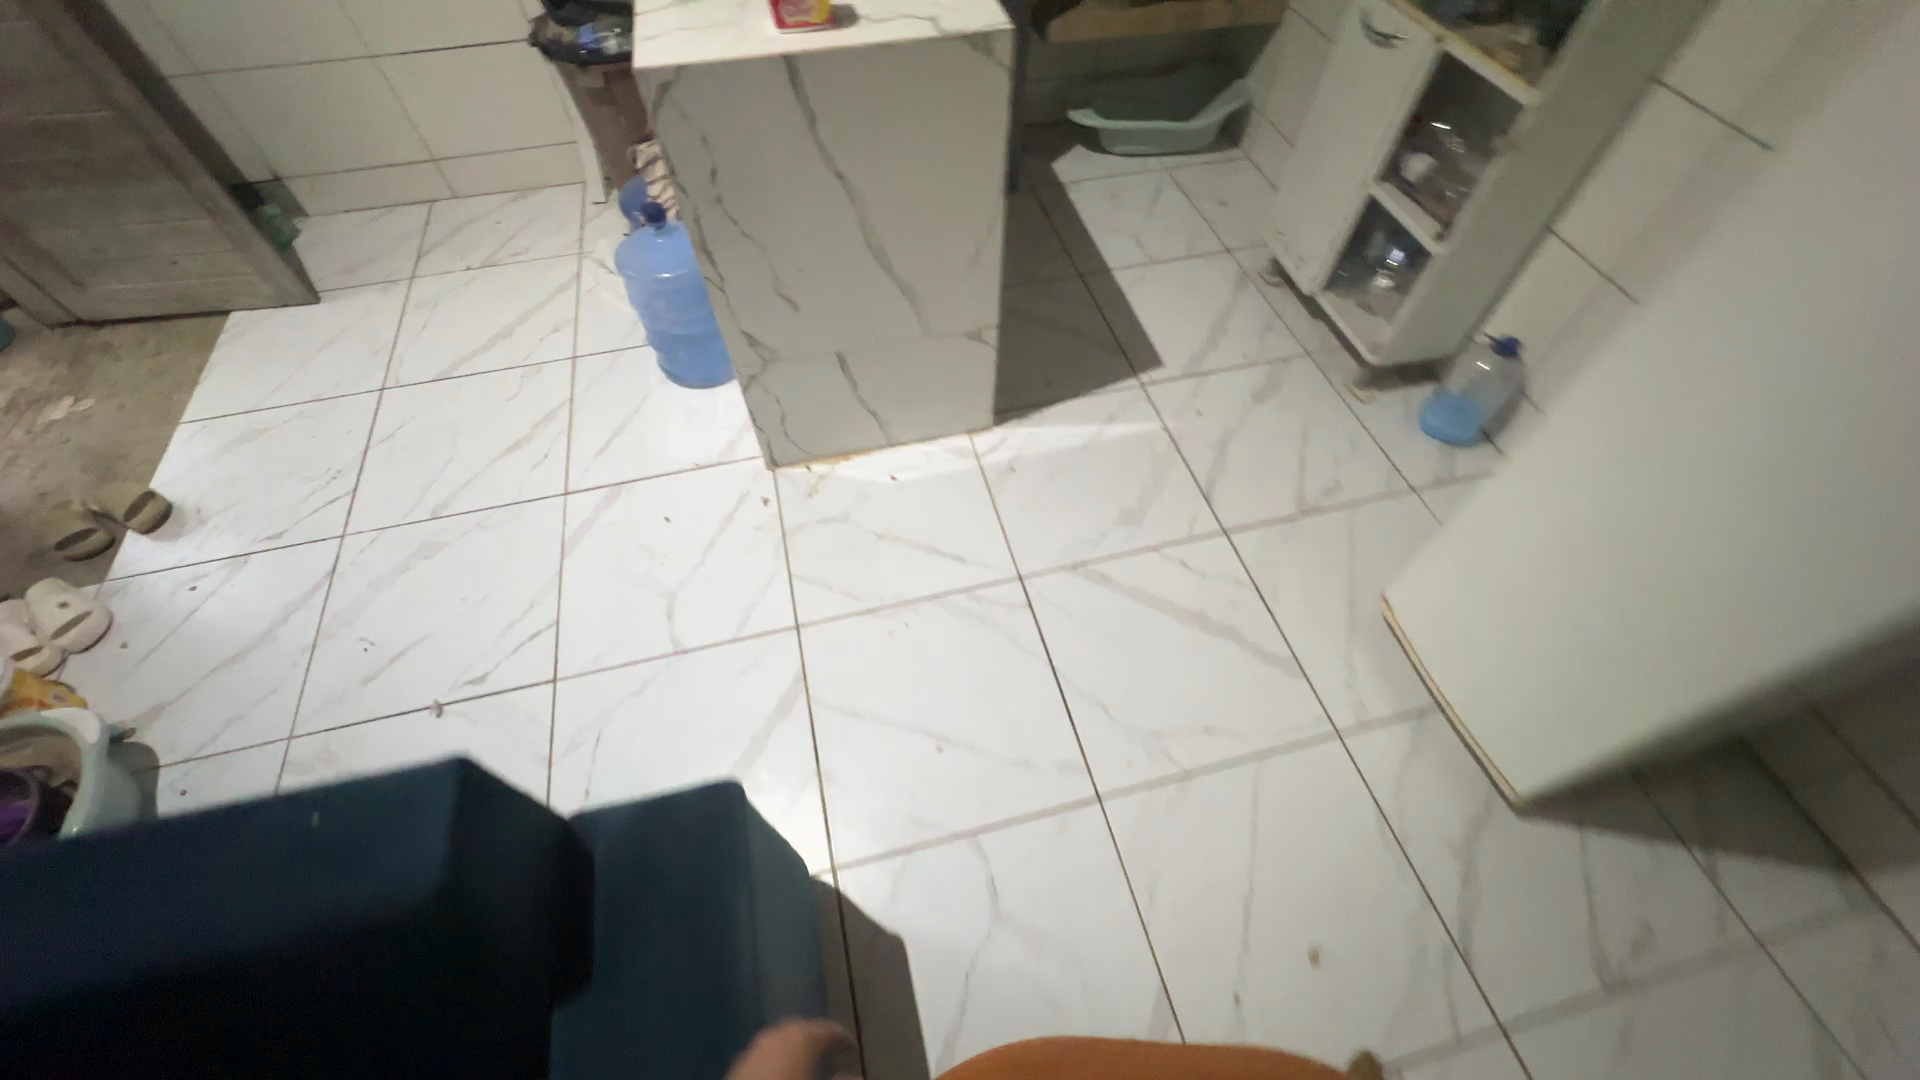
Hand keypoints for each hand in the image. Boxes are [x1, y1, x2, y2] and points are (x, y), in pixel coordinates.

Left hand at [724, 1018, 857, 1079]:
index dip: (842, 1038)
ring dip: (793, 1048)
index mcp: (801, 1037)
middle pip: (801, 1029)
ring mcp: (753, 1048)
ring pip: (779, 1040)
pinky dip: (774, 1060)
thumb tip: (857, 1075)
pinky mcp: (736, 1065)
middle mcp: (777, 1034)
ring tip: (804, 1063)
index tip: (852, 1048)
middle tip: (828, 1051)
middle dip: (815, 1038)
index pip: (828, 1029)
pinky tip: (777, 1074)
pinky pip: (762, 1055)